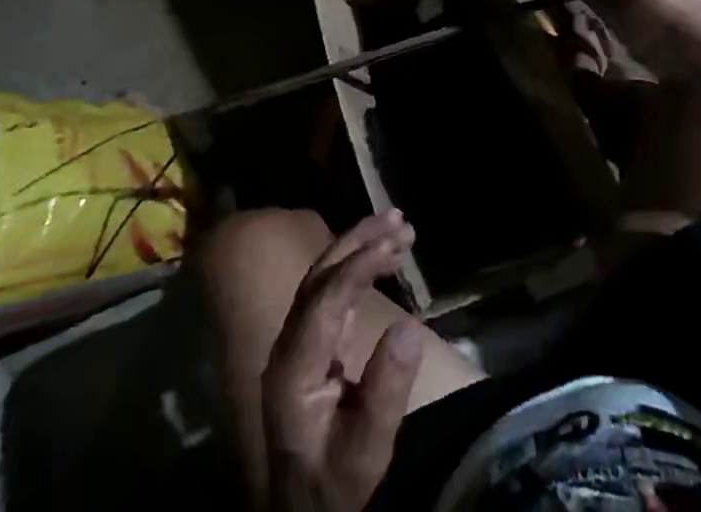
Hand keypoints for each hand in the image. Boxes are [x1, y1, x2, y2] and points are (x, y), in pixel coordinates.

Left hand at [264, 211, 424, 511]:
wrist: (305, 509)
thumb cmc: (336, 485)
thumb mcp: (367, 451)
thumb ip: (386, 390)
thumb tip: (411, 327)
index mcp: (293, 369)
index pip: (324, 302)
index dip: (358, 268)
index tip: (395, 243)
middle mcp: (289, 345)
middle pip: (318, 278)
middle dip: (357, 242)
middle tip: (399, 219)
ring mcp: (298, 343)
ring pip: (324, 280)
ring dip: (359, 248)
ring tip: (400, 227)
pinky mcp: (312, 347)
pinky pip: (332, 294)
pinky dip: (359, 269)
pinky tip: (383, 258)